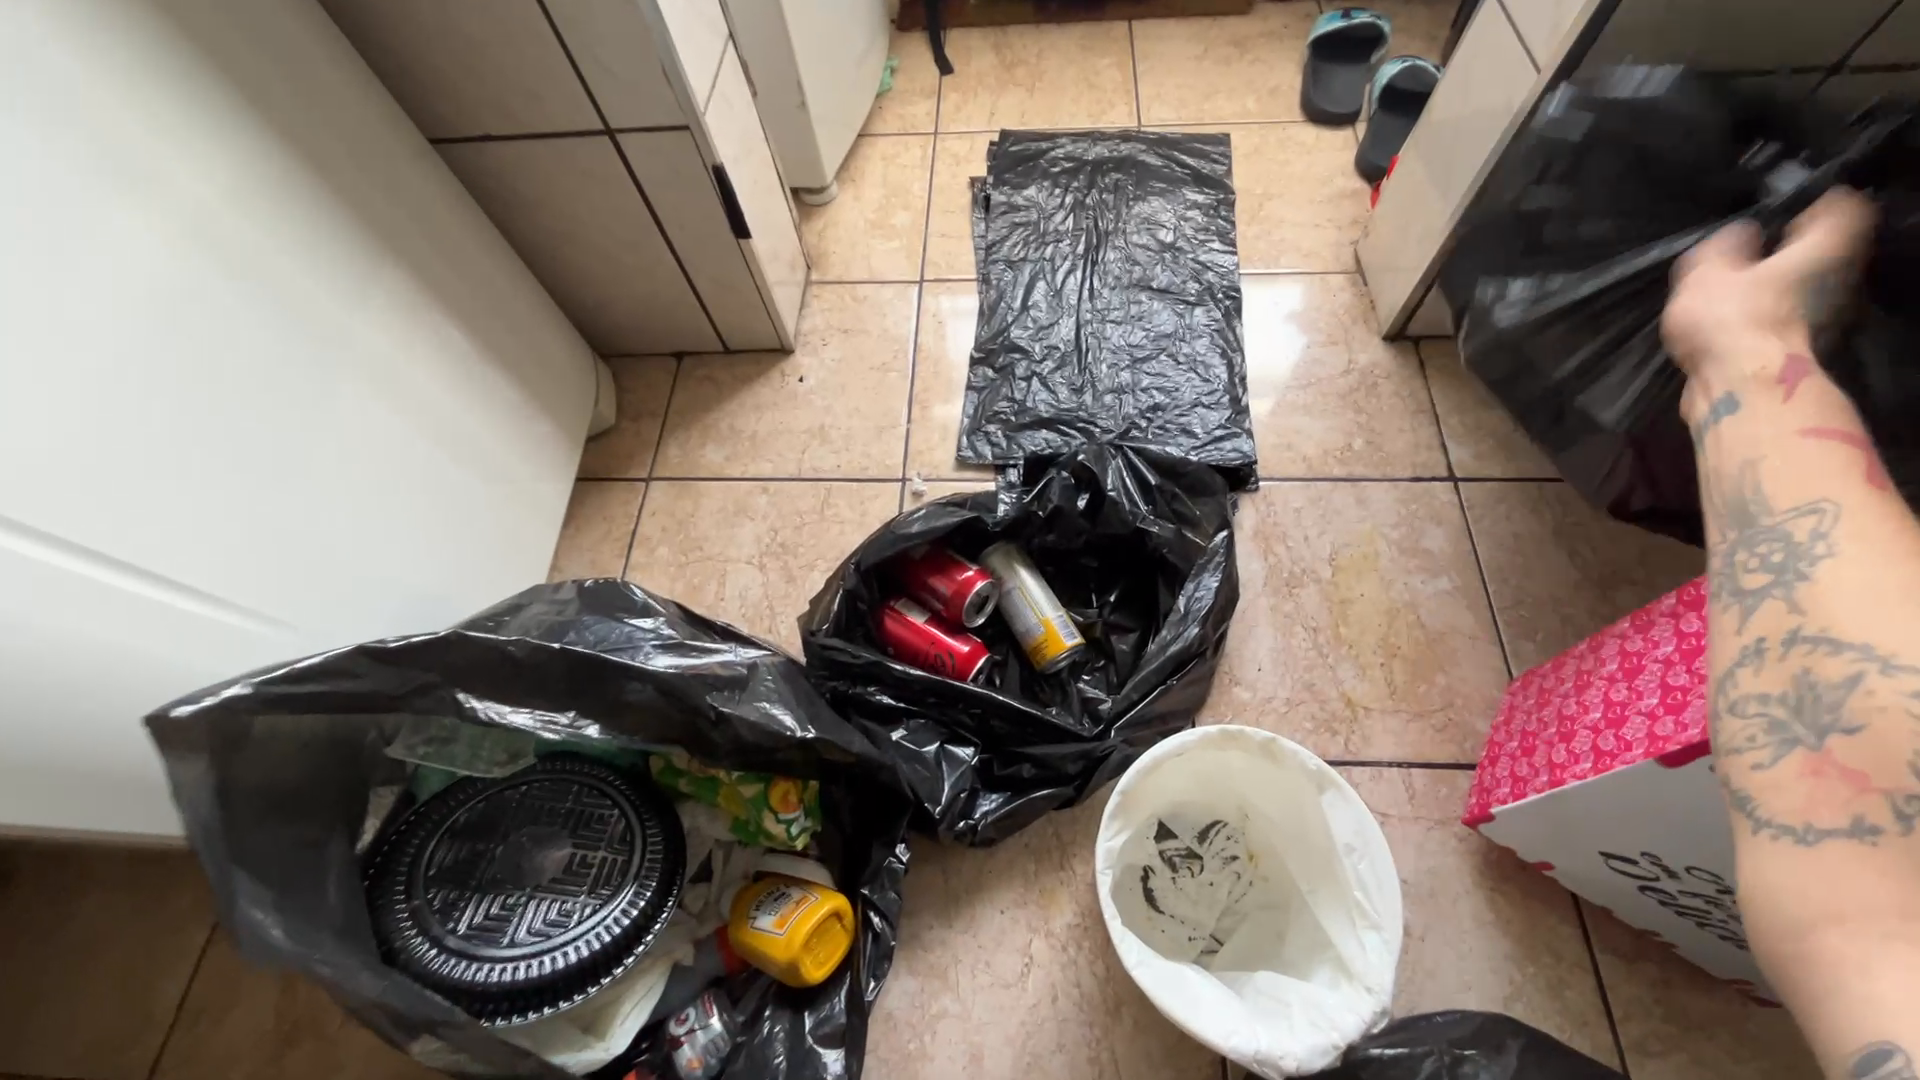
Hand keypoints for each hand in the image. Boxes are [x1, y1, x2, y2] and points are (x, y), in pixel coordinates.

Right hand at [1662, 188, 1876, 418]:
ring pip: (1809, 282)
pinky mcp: (1807, 341)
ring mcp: (1830, 311)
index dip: (1814, 201)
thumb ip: (1722, 248)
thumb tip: (1741, 233)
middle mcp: (1843, 273)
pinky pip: (1791, 313)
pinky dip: (1770, 311)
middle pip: (1827, 247)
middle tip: (1755, 247)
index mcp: (1827, 245)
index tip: (1783, 207)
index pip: (1842, 204)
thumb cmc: (1730, 318)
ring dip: (1779, 281)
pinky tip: (1737, 318)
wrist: (1742, 384)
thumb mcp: (1706, 273)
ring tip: (1738, 286)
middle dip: (1795, 245)